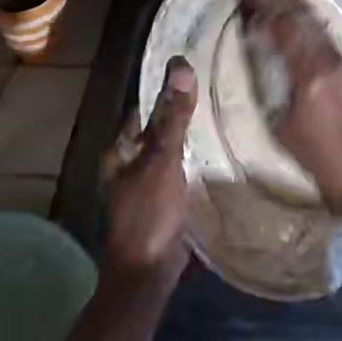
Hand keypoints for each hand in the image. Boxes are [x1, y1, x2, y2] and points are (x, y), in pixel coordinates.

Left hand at [101, 57, 196, 282]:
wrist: (147, 274)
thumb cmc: (149, 212)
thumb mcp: (164, 159)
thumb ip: (173, 117)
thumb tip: (181, 66)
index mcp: (120, 150)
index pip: (144, 109)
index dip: (165, 90)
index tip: (193, 72)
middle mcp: (128, 164)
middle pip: (157, 130)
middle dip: (180, 114)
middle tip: (215, 92)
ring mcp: (144, 185)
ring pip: (169, 151)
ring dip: (189, 139)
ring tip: (221, 118)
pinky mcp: (162, 203)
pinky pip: (179, 172)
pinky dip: (193, 162)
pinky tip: (217, 156)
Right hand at [240, 0, 341, 210]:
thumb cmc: (308, 148)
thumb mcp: (276, 115)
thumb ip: (264, 73)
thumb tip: (253, 33)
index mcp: (308, 72)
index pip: (282, 23)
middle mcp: (327, 57)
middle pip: (298, 11)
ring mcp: (339, 55)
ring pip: (311, 13)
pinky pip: (320, 24)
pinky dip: (303, 5)